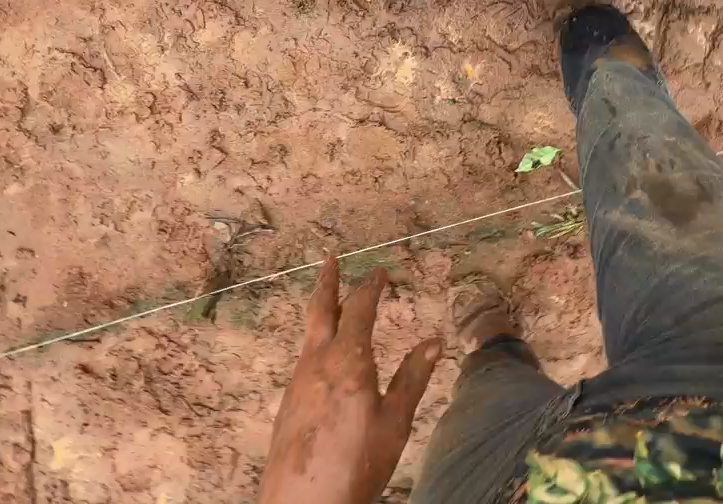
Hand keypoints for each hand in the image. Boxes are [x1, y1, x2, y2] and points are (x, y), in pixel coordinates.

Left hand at [258, 256, 442, 503]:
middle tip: (331, 258)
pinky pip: (305, 358)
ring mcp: (298, 382)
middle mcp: (318, 362)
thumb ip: (412, 378)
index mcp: (348, 360)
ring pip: (310, 333)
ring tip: (331, 301)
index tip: (380, 271)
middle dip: (328, 281)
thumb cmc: (357, 464)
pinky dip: (317, 341)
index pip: (359, 309)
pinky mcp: (288, 403)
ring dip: (321, 310)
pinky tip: (324, 356)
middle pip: (320, 309)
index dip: (371, 287)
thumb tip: (435, 341)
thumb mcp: (394, 423)